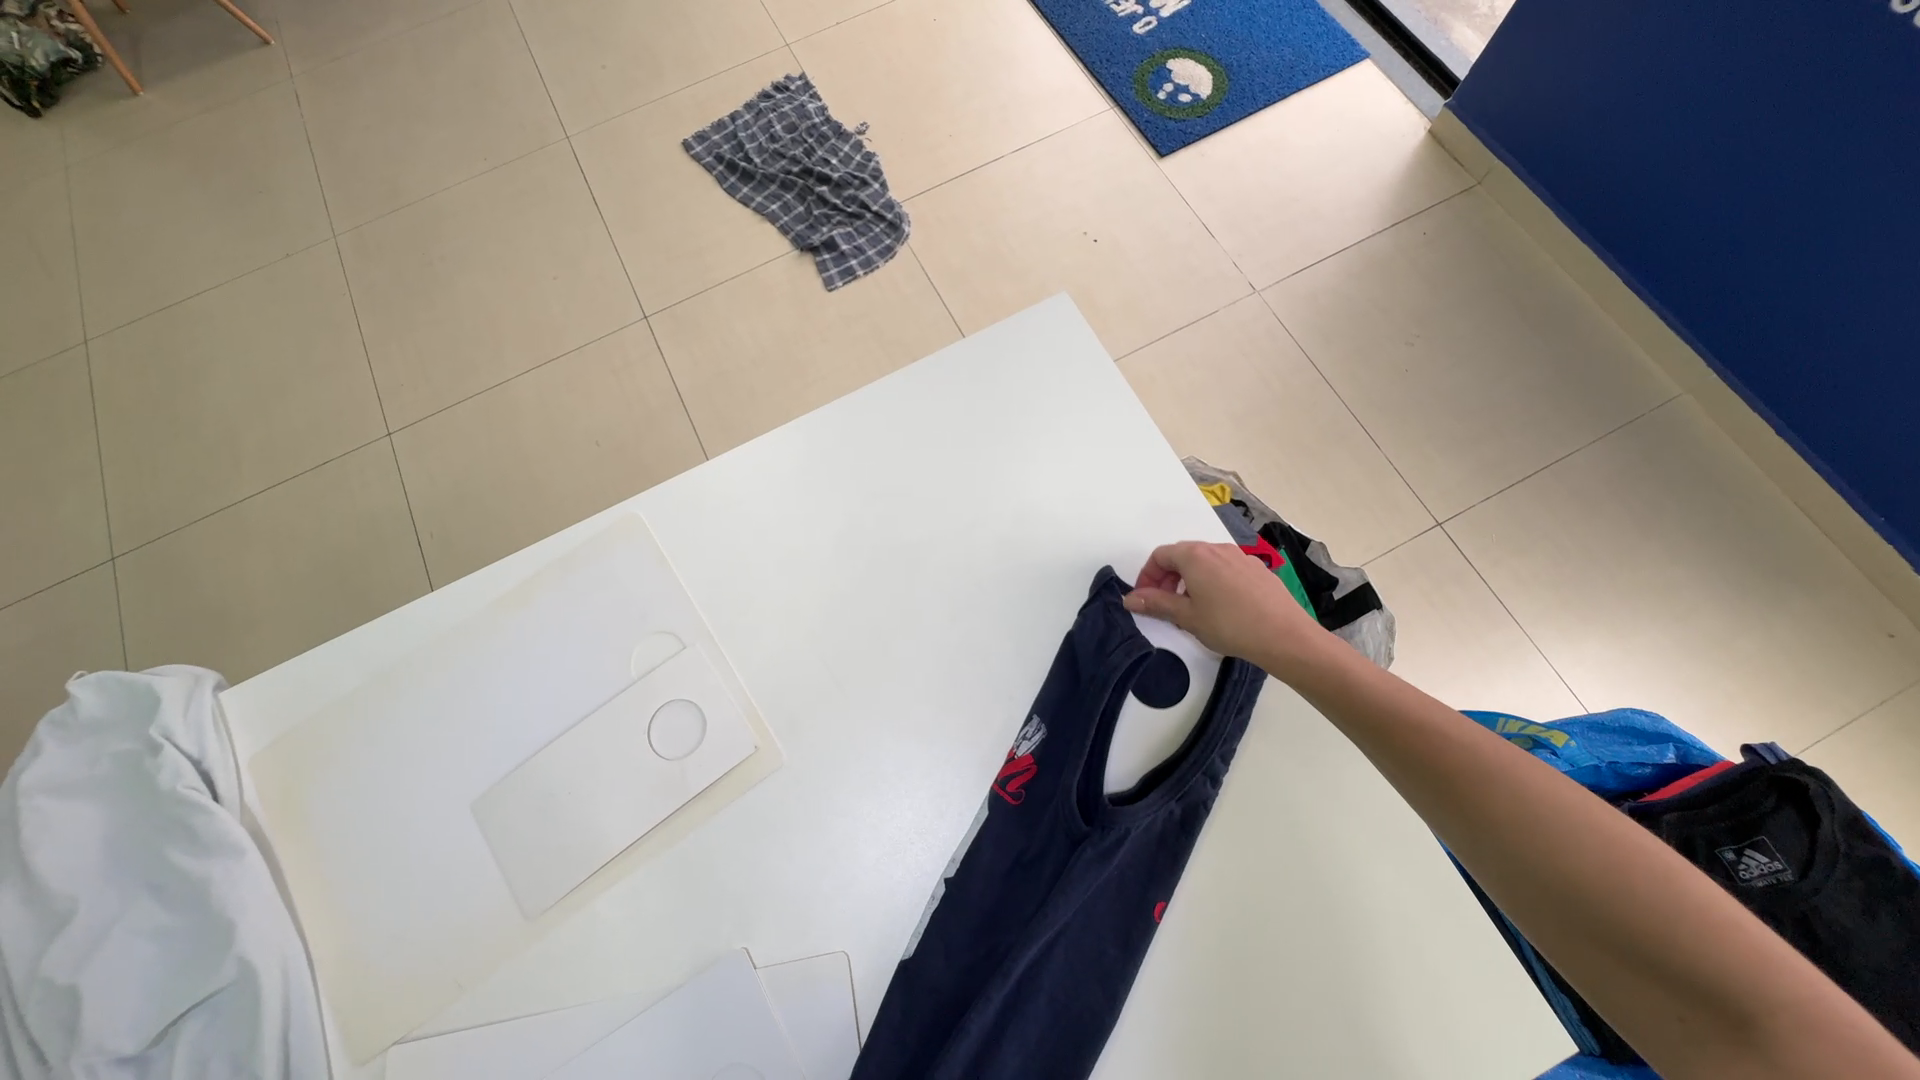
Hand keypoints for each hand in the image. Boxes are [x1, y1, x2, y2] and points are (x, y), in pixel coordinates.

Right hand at [1123, 541, 1332, 672]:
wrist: (1284, 635)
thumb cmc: (1229, 625)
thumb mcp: (1186, 616)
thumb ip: (1156, 603)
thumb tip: (1130, 598)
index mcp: (1195, 555)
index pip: (1160, 555)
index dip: (1147, 576)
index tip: (1145, 600)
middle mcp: (1217, 548)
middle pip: (1182, 555)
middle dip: (1167, 578)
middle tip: (1165, 606)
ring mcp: (1240, 556)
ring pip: (1205, 562)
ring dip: (1190, 580)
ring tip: (1192, 609)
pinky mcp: (1257, 569)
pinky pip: (1225, 569)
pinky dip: (1213, 582)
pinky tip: (1221, 608)